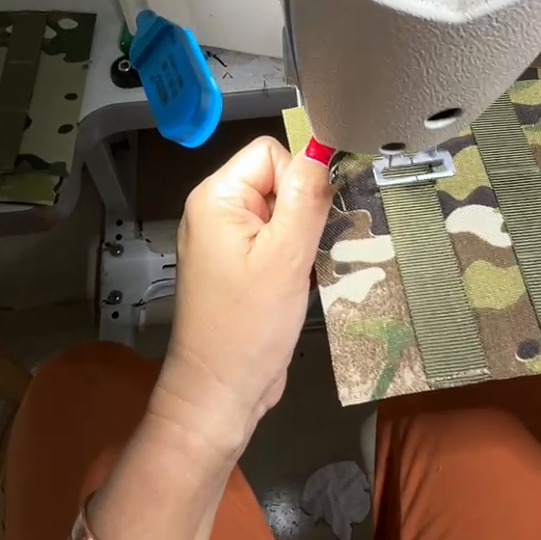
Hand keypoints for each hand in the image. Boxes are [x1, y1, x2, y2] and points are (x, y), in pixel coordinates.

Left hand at [149, 136, 332, 458]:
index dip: (298, 179)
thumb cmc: (248, 326)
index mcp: (217, 197)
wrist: (219, 393)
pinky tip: (300, 283)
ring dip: (303, 237)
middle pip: (277, 179)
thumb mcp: (286, 257)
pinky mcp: (239, 264)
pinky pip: (276, 239)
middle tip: (308, 253)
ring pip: (282, 211)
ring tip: (305, 271)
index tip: (308, 223)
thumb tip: (323, 146)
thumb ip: (307, 197)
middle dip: (303, 211)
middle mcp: (216, 209)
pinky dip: (295, 256)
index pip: (270, 153)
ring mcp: (226, 238)